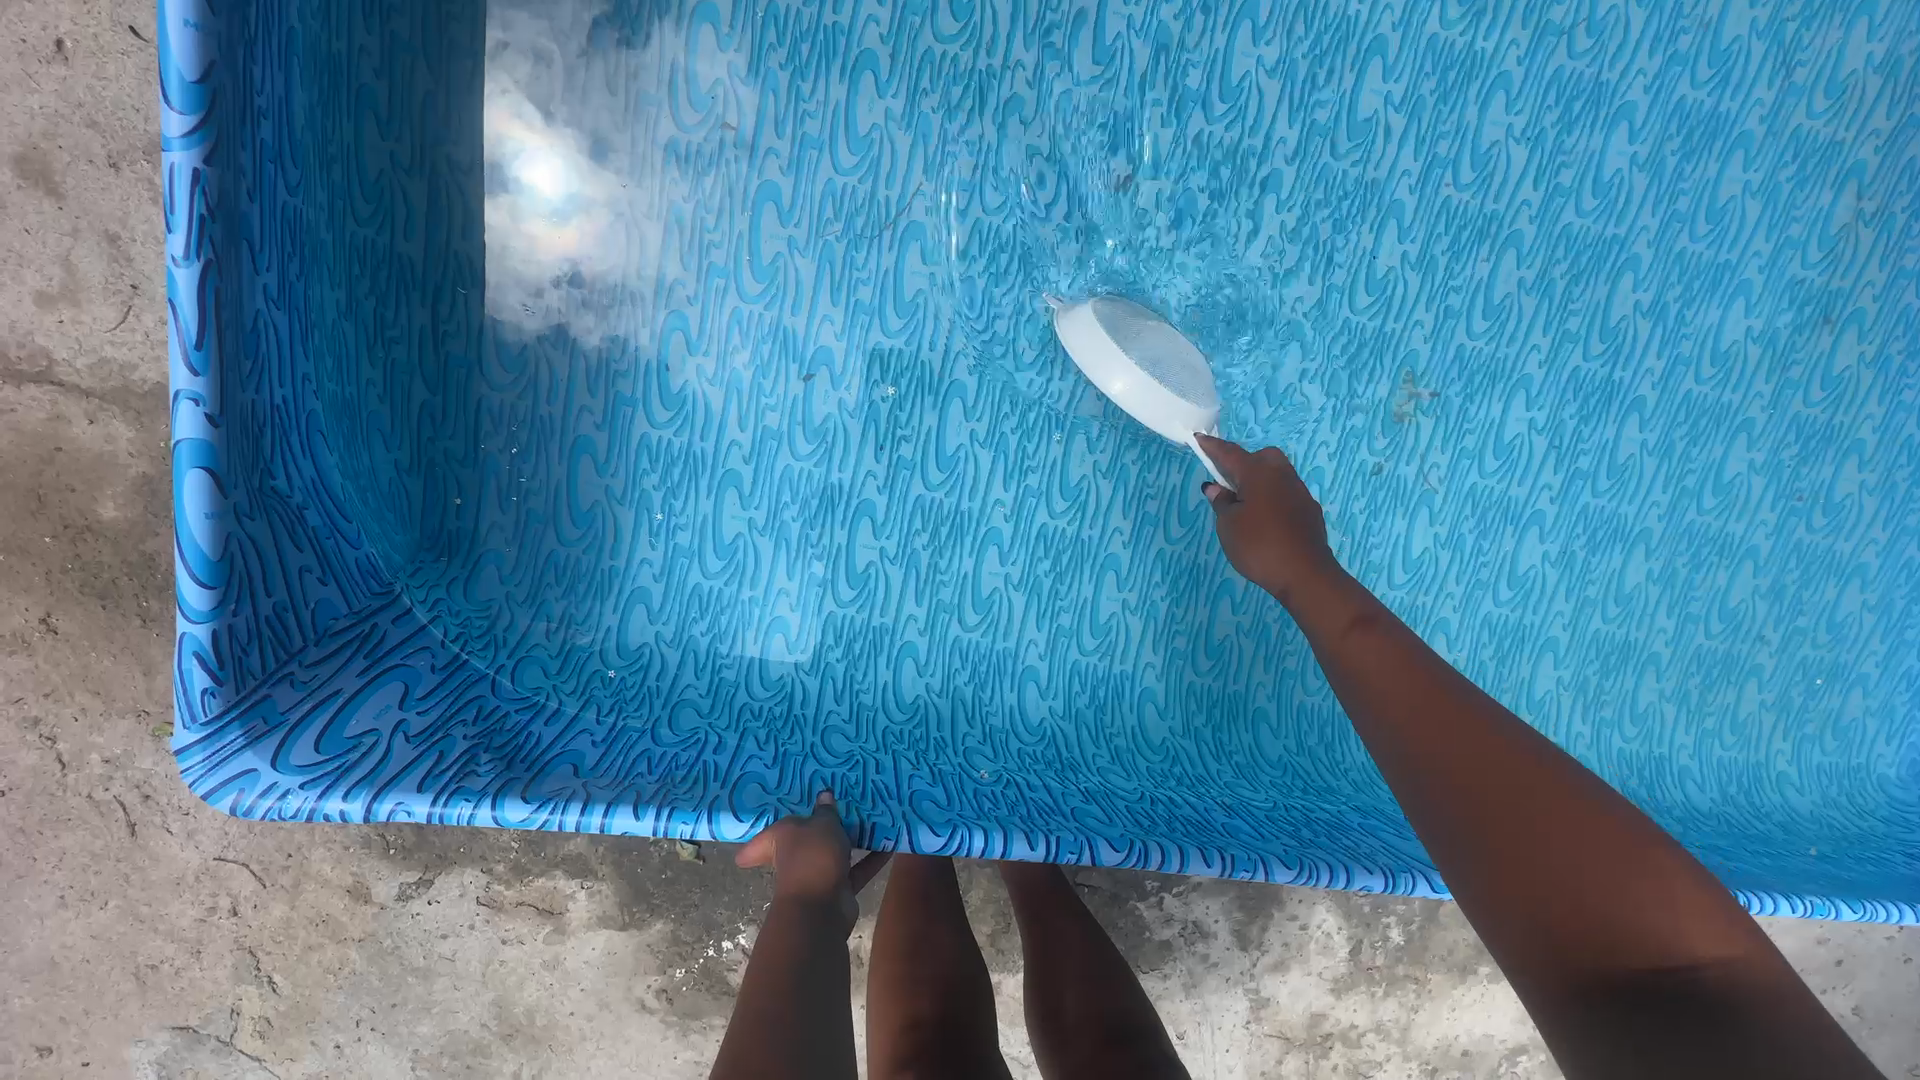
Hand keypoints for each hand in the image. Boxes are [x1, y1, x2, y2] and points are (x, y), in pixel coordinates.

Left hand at [737, 792, 891, 927]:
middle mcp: (795, 856)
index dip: (760, 835)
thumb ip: (826, 810)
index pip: (763, 838)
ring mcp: (817, 874)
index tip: (769, 826)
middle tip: (843, 805)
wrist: (822, 906)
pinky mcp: (838, 888)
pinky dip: (872, 858)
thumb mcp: (823, 824)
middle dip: (823, 827)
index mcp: (780, 838)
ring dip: (852, 840)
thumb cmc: (813, 855)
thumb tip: (824, 795)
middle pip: (808, 839)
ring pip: (835, 853)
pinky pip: (857, 869)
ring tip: (873, 819)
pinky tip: (891, 843)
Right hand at [1194, 433, 1340, 604]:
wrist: (1305, 574)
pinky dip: (1272, 497)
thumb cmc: (1259, 546)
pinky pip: (1286, 493)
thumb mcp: (1228, 526)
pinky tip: (1266, 519)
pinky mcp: (1309, 510)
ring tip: (1245, 503)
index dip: (1212, 447)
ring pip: (1277, 474)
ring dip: (1260, 480)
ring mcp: (1299, 492)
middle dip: (1244, 462)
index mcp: (1258, 474)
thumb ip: (1221, 503)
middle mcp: (1281, 476)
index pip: (1230, 453)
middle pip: (1262, 457)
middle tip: (1229, 481)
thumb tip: (1217, 488)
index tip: (1199, 439)